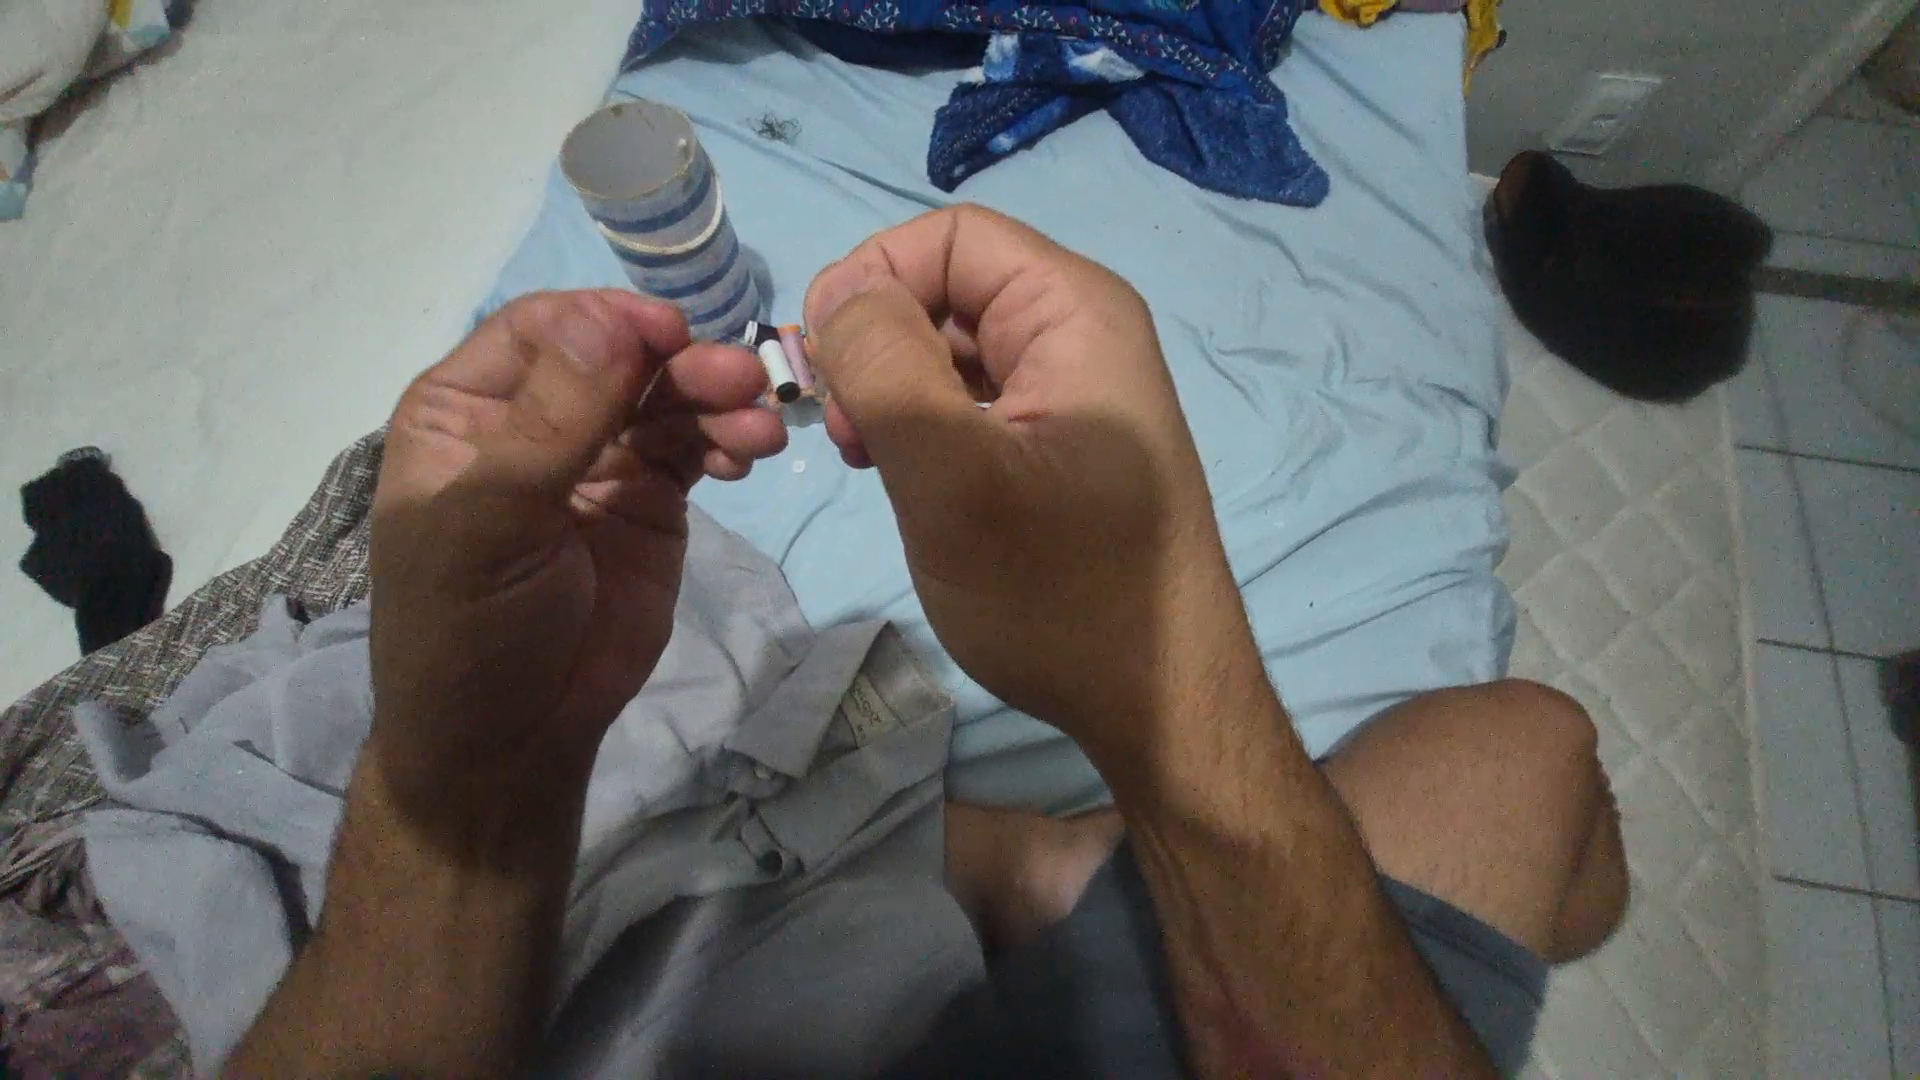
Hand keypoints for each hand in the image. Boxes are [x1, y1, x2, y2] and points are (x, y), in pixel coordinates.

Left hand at [368, 290, 784, 811]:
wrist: (518, 729)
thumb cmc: (473, 624)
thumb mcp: (494, 521)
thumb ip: (554, 421)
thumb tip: (612, 322)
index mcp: (471, 408)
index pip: (545, 331)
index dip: (610, 323)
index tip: (673, 335)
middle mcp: (540, 421)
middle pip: (623, 363)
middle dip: (685, 368)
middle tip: (747, 381)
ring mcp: (603, 462)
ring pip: (669, 406)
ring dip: (719, 407)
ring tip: (762, 433)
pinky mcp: (652, 502)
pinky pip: (694, 452)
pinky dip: (723, 446)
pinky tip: (744, 459)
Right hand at [803, 206, 1258, 775]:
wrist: (1154, 700)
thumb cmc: (1058, 592)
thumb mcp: (952, 475)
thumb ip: (885, 365)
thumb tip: (840, 291)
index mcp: (1075, 313)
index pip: (949, 237)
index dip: (871, 279)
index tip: (823, 365)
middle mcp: (1083, 338)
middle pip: (950, 293)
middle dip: (879, 345)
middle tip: (849, 434)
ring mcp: (1074, 399)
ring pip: (955, 354)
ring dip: (897, 394)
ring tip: (873, 463)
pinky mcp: (1061, 452)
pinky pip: (977, 408)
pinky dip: (928, 431)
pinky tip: (913, 480)